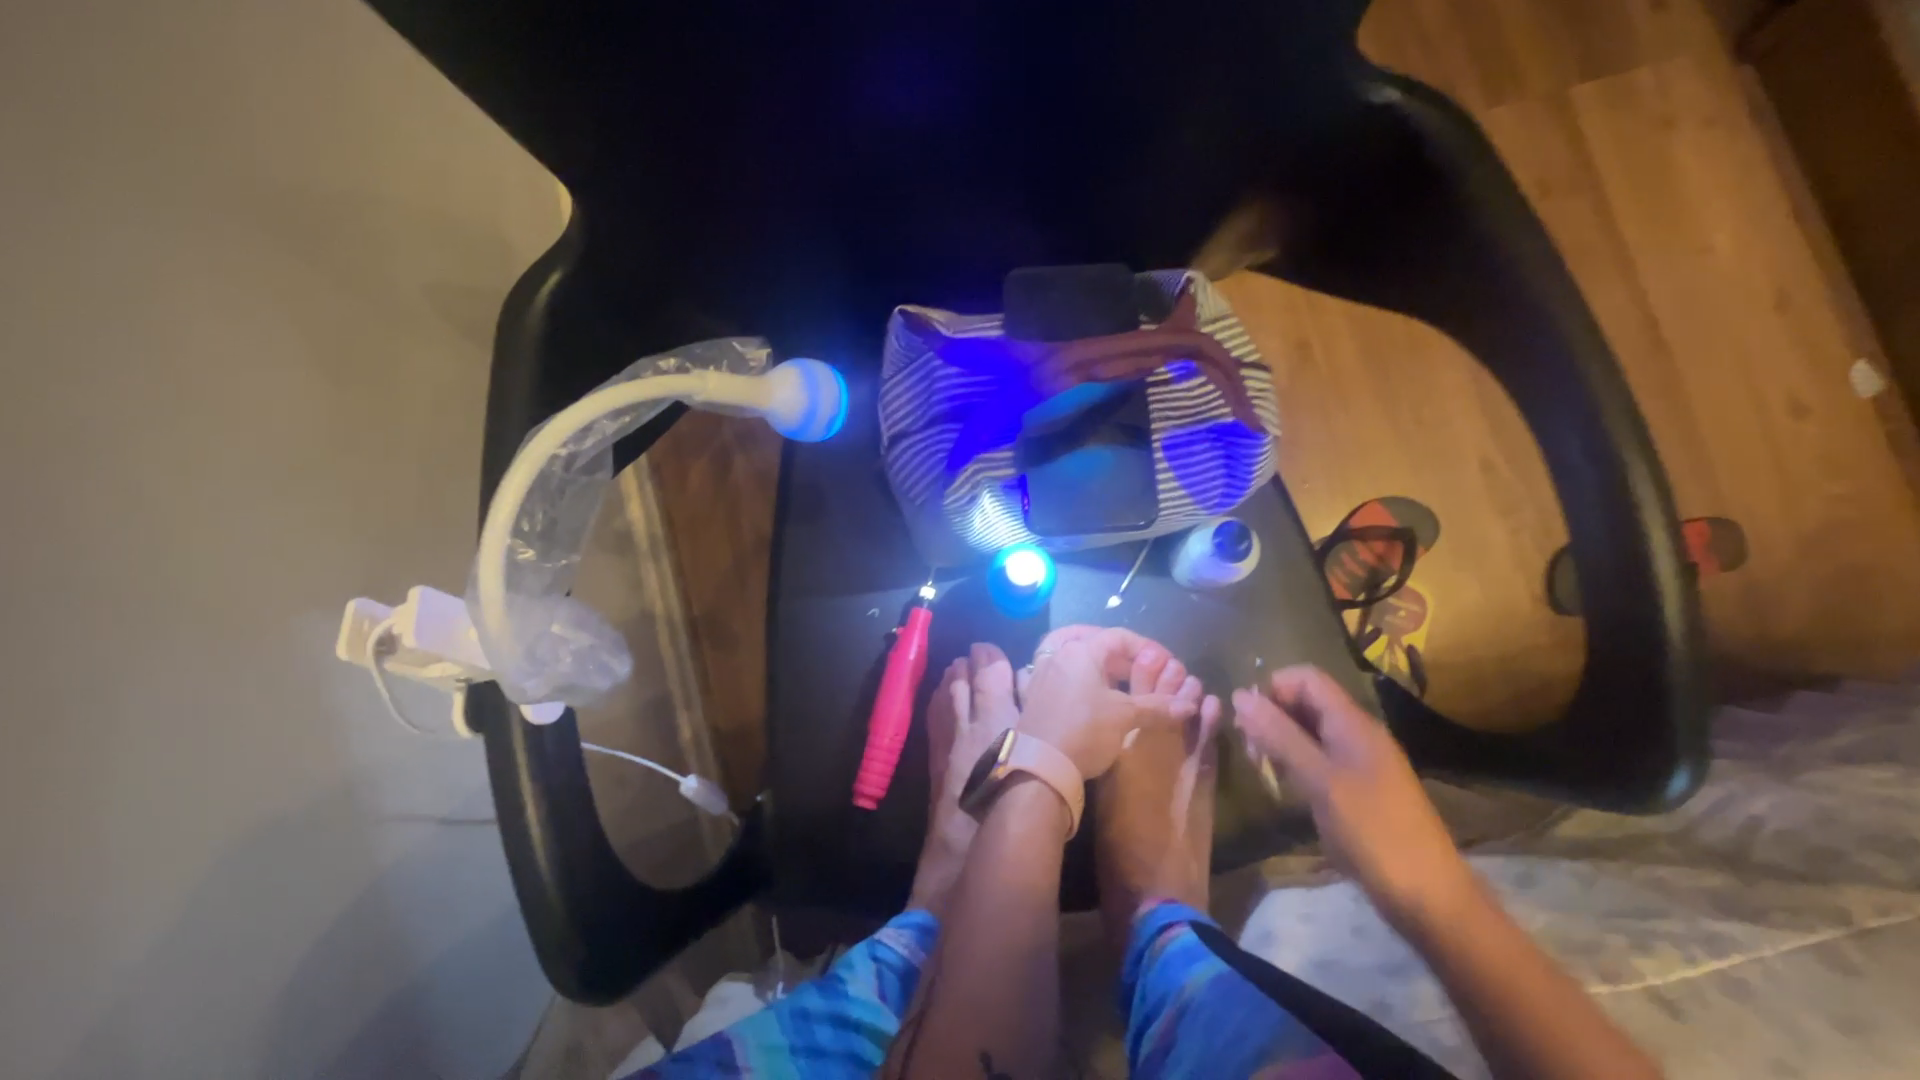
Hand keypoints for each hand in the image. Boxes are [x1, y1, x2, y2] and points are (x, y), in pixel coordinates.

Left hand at [1018, 625, 1200, 778]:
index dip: (1147, 647)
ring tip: (1118, 680)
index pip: (1119, 636)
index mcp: (1079, 651)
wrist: (1041, 766)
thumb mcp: (1125, 716)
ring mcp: (1041, 675)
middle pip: (1093, 642)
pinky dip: (1077, 677)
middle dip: (1122, 655)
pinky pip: (1058, 674)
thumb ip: (1157, 706)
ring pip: (1071, 655)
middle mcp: (1056, 655)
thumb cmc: (1085, 731)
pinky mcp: (1034, 695)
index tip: (1167, 664)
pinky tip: (1090, 694)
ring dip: (1096, 663)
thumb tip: (1189, 704)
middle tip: (1143, 671)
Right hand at [1232, 666, 1475, 930]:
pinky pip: (1318, 760)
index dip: (1272, 689)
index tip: (1247, 721)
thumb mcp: (1320, 781)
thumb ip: (1279, 736)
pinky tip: (1285, 788)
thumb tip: (1239, 696)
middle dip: (1271, 716)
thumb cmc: (1372, 832)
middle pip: (1306, 702)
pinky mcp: (1357, 790)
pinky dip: (1295, 764)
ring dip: (1280, 741)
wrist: (1427, 894)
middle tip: (1250, 752)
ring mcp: (1359, 763)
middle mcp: (1357, 735)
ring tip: (1262, 771)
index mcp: (1353, 724)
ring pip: (1309, 732)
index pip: (1306, 678)